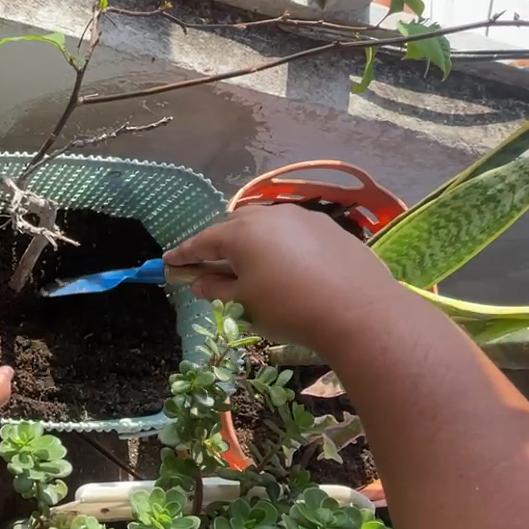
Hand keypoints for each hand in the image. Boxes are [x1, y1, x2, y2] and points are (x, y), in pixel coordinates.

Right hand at [163, 204, 415, 355]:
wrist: (359, 312)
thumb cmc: (289, 309)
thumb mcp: (244, 304)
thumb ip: (217, 288)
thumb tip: (199, 282)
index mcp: (242, 233)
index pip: (203, 241)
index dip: (183, 254)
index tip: (168, 262)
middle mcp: (270, 216)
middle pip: (233, 227)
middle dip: (218, 244)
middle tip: (210, 265)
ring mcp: (303, 218)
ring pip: (265, 225)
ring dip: (250, 241)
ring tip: (249, 264)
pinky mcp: (329, 227)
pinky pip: (291, 231)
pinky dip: (279, 244)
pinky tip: (285, 265)